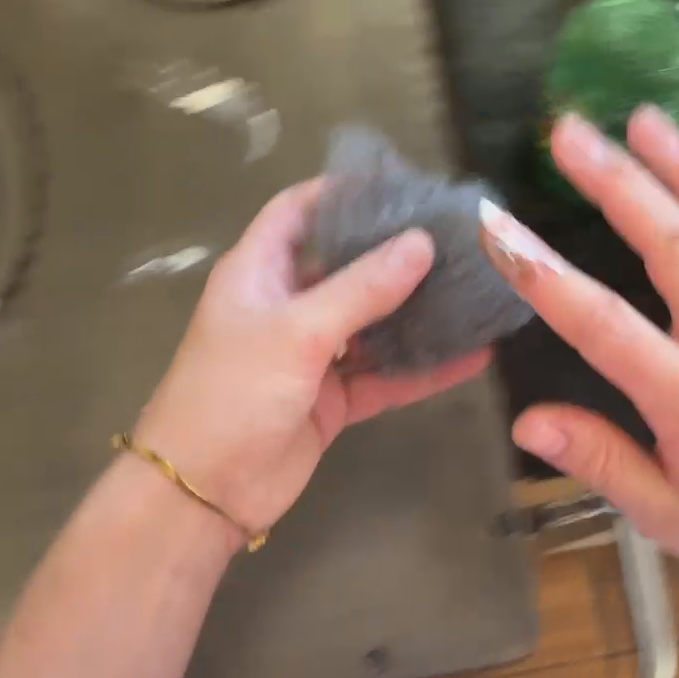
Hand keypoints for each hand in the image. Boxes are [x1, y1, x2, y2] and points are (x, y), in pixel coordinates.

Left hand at [134, 179, 490, 540]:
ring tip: (474, 289)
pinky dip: (423, 369)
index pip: (298, 211)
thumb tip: (421, 243)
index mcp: (259, 272)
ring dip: (417, 312)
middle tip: (455, 236)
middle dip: (395, 253)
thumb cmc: (234, 394)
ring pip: (373, 323)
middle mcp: (287, 305)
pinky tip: (472, 357)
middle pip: (346, 265)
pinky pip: (385, 375)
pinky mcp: (333, 398)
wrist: (204, 494)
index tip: (398, 184)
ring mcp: (312, 354)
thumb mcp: (297, 332)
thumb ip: (361, 289)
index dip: (341, 192)